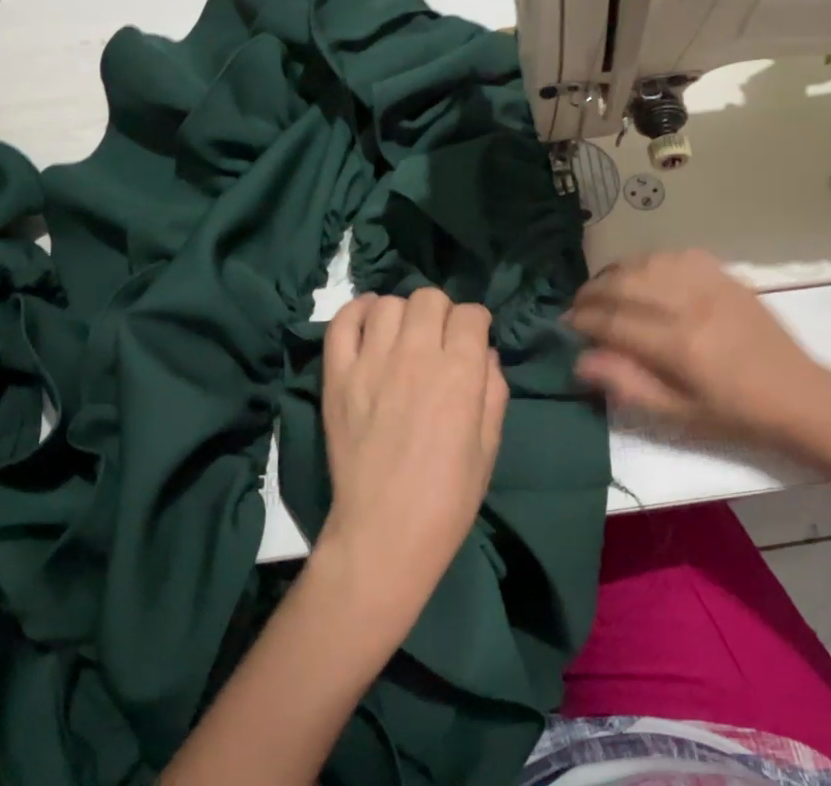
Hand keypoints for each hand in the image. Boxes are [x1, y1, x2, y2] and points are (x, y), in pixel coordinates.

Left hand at [317, 288, 507, 607]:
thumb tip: (483, 355)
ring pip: (389, 304)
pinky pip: (341, 323)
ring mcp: (371, 363)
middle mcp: (416, 356)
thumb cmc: (449, 496)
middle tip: (439, 342)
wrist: (386, 531)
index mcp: (460, 372)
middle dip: (442, 314)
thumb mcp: (490, 446)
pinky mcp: (337, 377)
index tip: (473, 342)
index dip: (476, 325)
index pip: (472, 314)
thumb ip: (492, 391)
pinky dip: (356, 312)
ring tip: (404, 338)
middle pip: (430, 298)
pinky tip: (369, 322)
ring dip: (403, 315)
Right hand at [564, 250, 830, 452]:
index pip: (613, 321)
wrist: (797, 395)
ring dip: (617, 272)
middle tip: (577, 307)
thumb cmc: (734, 415)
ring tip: (603, 289)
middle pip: (625, 283)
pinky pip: (677, 254)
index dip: (581, 321)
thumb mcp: (677, 414)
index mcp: (678, 345)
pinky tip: (642, 275)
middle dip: (592, 292)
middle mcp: (691, 304)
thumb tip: (581, 359)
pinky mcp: (726, 276)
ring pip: (648, 261)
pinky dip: (651, 261)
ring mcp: (711, 284)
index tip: (564, 326)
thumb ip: (627, 384)